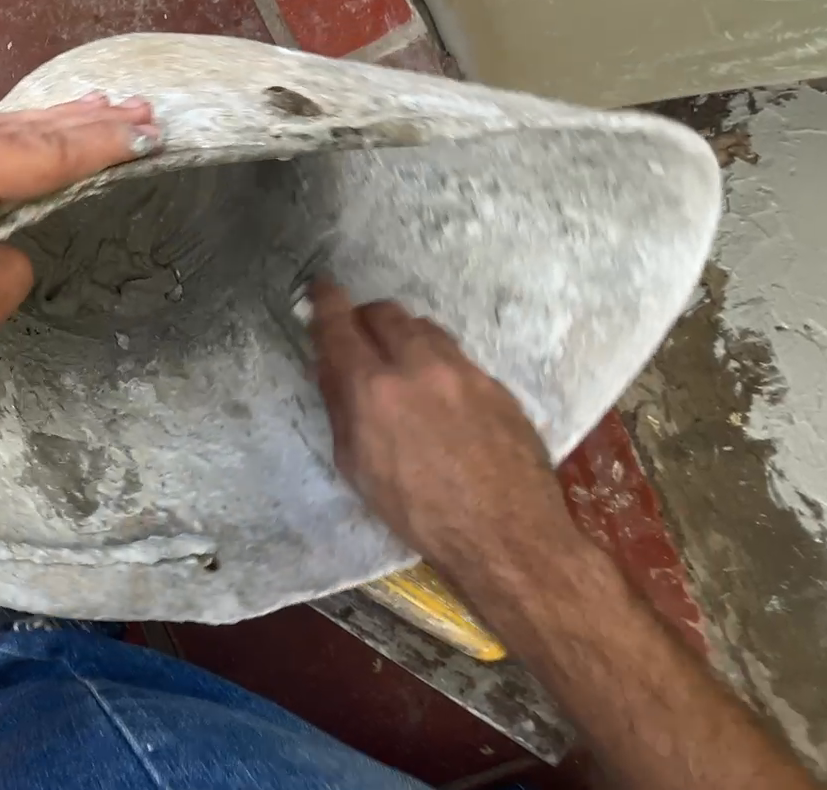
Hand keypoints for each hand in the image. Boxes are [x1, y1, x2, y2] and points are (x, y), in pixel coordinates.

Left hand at [0, 95, 160, 449]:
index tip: (145, 132)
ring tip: (94, 114)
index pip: (40, 153)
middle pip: (14, 129)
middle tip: (134, 110)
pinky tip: (21, 138)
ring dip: (38, 128)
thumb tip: (6, 246)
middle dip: (78, 122)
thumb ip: (10, 267)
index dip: (99, 145)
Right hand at [308, 280, 581, 573]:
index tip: (319, 287)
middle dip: (365, 317)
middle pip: (386, 312)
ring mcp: (464, 373)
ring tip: (400, 362)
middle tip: (359, 337)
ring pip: (425, 327)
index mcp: (373, 388)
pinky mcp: (497, 386)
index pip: (339, 325)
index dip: (325, 300)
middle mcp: (418, 367)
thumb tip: (328, 366)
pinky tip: (439, 394)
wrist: (507, 538)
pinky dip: (436, 361)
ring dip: (403, 335)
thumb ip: (339, 405)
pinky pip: (457, 355)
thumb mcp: (354, 462)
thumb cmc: (414, 509)